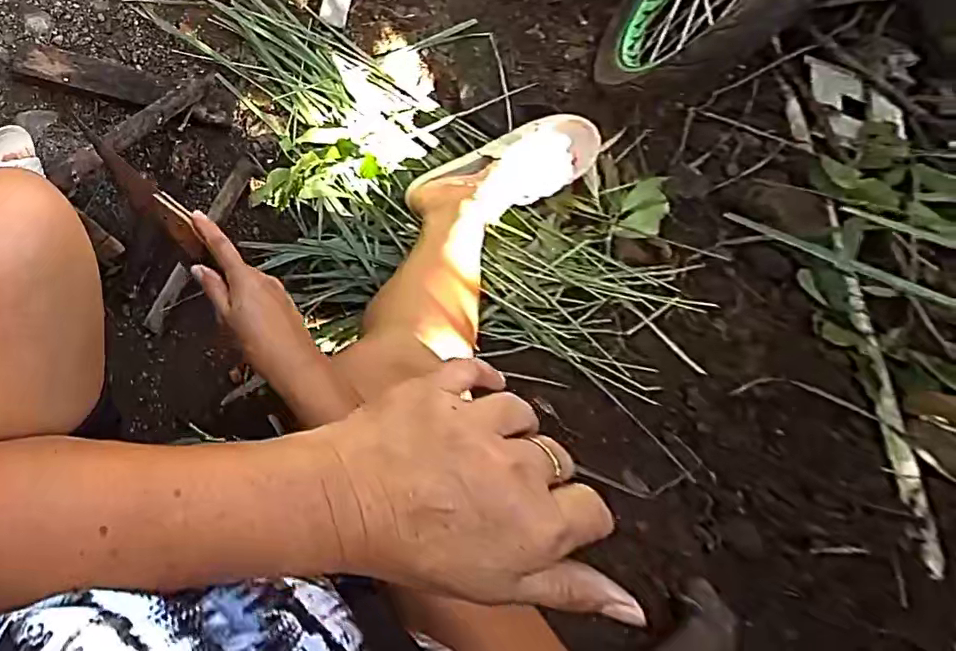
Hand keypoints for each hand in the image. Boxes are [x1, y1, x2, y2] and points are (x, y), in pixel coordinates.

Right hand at [188, 211, 318, 386]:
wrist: (299, 368)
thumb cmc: (260, 345)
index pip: (222, 246)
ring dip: (237, 294)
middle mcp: (263, 278)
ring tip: (233, 324)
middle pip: (235, 268)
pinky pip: (261, 294)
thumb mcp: (227, 317)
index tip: (197, 216)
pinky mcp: (286, 303)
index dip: (208, 230)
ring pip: (248, 283)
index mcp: (244, 278)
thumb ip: (213, 289)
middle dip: (222, 277)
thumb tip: (199, 268)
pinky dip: (250, 302)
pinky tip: (251, 326)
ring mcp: (277, 290)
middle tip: (214, 304)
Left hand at [316, 358, 645, 627]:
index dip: (572, 511)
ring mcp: (472, 422)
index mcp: (539, 522)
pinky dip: (482, 373)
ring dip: (511, 423)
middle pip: (554, 458)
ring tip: (491, 436)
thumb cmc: (410, 545)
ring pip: (518, 411)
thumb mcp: (497, 586)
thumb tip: (627, 604)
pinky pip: (471, 369)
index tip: (552, 510)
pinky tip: (485, 381)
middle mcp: (514, 467)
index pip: (592, 509)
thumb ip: (568, 589)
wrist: (346, 499)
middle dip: (538, 468)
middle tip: (505, 477)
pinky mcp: (433, 390)